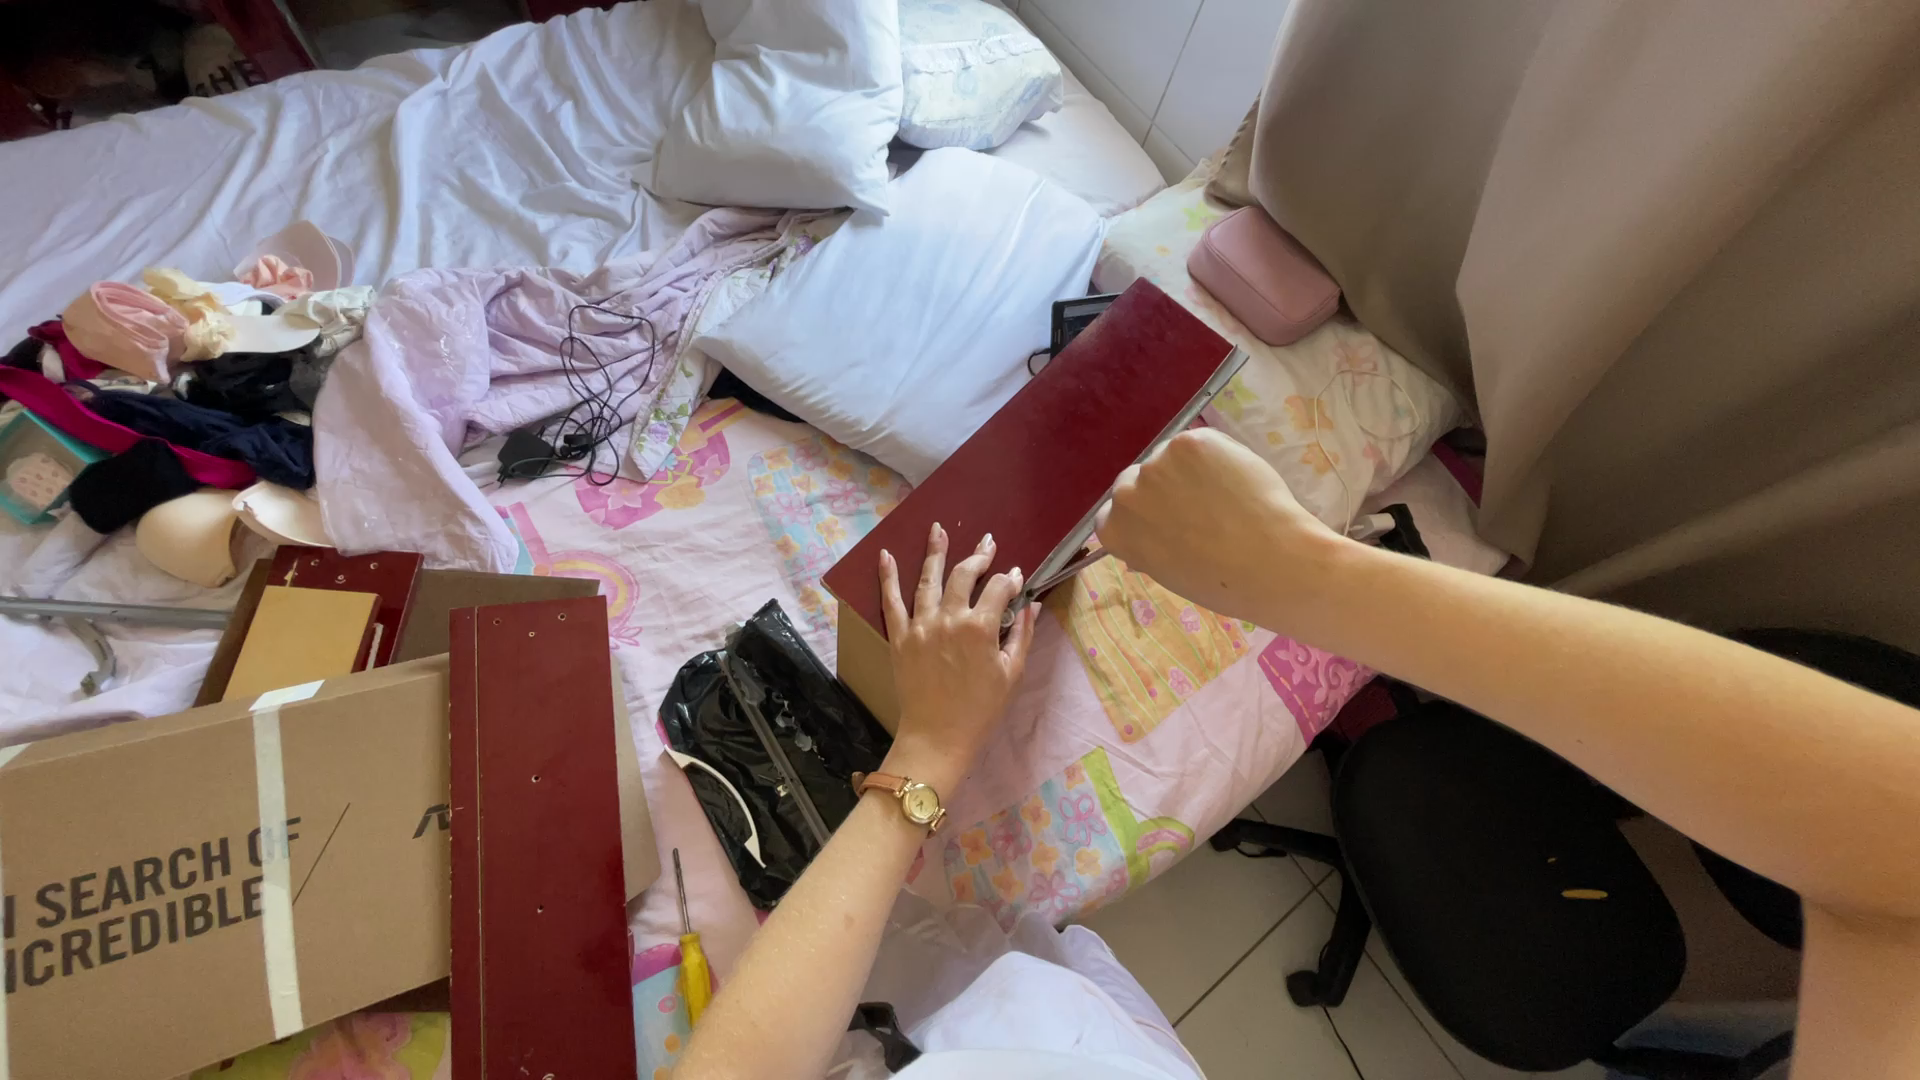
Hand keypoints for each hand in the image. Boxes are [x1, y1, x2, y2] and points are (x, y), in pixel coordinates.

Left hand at [877, 523, 1035, 791]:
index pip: (997, 589)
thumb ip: (1023, 634)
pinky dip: (887, 578)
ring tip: (938, 529)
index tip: (1015, 578)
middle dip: (978, 556)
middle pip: (963, 575)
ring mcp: (921, 626)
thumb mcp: (1012, 673)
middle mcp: (948, 618)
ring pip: (927, 580)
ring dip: (934, 552)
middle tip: (986, 544)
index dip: (1009, 580)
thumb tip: (1033, 604)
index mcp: (980, 627)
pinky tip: (886, 555)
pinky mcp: (900, 637)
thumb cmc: (981, 710)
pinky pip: (891, 602)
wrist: (938, 737)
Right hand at [1095, 429, 1344, 631]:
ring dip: (1190, 470)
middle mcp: (1125, 494)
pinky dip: (1218, 456)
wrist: (1267, 563)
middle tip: (1197, 505)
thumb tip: (1149, 537)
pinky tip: (1237, 481)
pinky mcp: (1189, 444)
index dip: (1140, 513)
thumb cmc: (1220, 582)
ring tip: (1225, 496)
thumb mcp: (1168, 573)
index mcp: (1114, 530)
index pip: (1112, 511)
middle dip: (1161, 487)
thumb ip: (1149, 548)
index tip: (1163, 520)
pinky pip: (1201, 445)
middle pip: (1136, 477)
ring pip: (1170, 459)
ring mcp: (1156, 464)